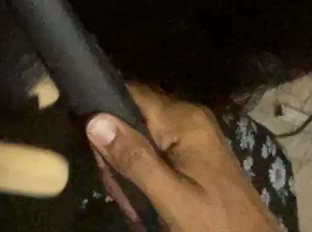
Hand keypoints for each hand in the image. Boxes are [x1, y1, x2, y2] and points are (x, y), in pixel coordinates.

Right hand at [86, 86, 278, 231]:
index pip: (130, 92)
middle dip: (119, 149)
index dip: (106, 115)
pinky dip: (147, 172)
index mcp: (185, 119)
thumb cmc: (217, 227)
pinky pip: (159, 151)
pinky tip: (146, 199)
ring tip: (133, 202)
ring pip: (144, 135)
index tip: (94, 149)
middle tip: (118, 189)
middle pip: (135, 115)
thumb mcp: (173, 199)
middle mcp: (190, 117)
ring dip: (131, 165)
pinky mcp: (199, 156)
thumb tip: (94, 120)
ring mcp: (196, 136)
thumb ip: (134, 158)